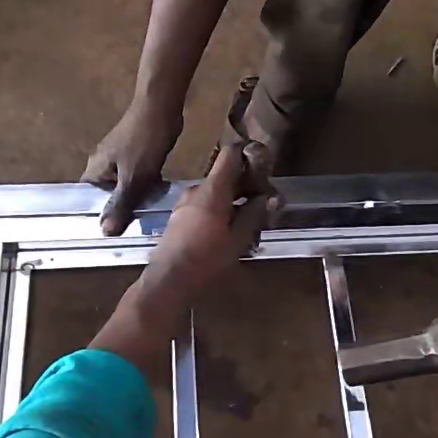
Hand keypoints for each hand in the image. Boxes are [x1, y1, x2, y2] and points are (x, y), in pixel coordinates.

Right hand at [83, 100, 183, 235]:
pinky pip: (134, 176)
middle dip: (119, 209)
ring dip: (133, 197)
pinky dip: (142, 184)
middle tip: (133, 227)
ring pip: (122, 186)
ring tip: (145, 214)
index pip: (87, 201)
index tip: (110, 232)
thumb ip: (120, 205)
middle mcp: (100, 164)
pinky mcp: (133, 153)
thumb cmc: (145, 142)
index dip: (97, 216)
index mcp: (94, 170)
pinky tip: (155, 193)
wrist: (162, 107)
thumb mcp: (134, 178)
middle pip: (106, 195)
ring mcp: (117, 157)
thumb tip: (105, 232)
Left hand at [88, 143, 277, 378]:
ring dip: (234, 203)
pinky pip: (203, 206)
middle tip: (266, 205)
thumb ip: (253, 215)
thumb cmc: (205, 262)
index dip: (248, 154)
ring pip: (215, 194)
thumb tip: (269, 197)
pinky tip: (230, 235)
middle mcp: (195, 191)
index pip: (230, 155)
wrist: (167, 282)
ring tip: (251, 227)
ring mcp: (184, 204)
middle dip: (246, 187)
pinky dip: (219, 213)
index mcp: (211, 191)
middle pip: (224, 177)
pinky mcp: (178, 218)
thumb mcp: (237, 240)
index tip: (264, 167)